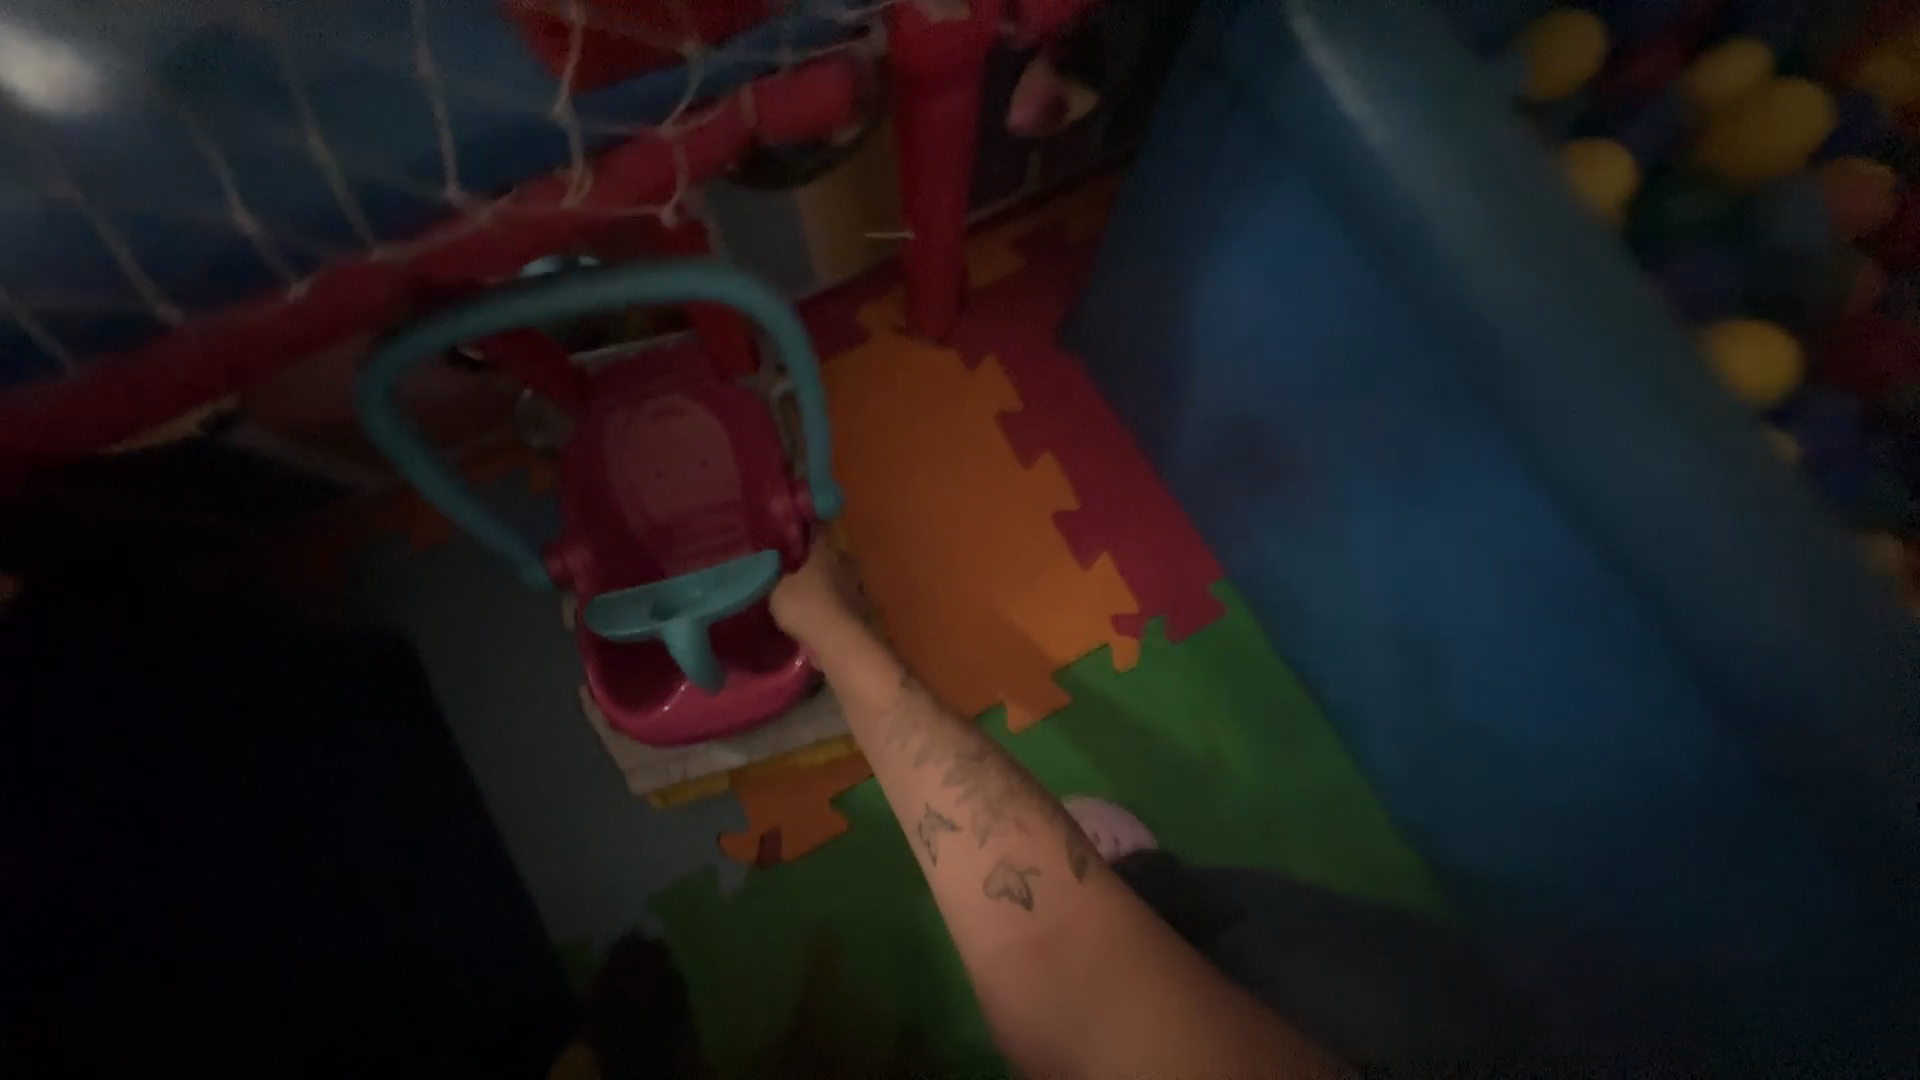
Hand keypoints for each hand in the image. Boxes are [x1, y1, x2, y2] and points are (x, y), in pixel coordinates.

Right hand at [771, 536, 867, 645]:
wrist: (838, 639)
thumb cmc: (805, 606)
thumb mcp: (778, 590)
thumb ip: (777, 577)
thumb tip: (776, 568)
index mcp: (825, 555)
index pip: (821, 532)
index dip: (814, 528)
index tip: (807, 525)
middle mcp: (845, 568)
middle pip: (842, 557)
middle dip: (831, 559)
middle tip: (815, 566)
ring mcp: (858, 592)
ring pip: (849, 581)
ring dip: (839, 585)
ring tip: (821, 594)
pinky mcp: (863, 615)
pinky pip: (850, 605)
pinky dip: (841, 607)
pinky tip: (830, 616)